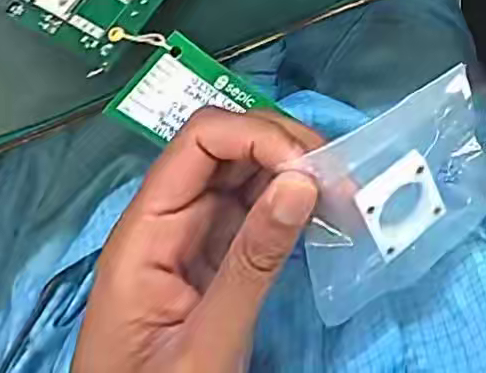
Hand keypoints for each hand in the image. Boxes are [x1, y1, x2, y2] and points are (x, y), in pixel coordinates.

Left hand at [73, 108, 323, 372]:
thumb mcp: (205, 349)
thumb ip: (251, 265)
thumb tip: (302, 181)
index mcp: (147, 229)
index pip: (199, 141)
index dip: (254, 136)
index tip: (305, 169)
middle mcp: (171, 216)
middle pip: (226, 144)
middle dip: (283, 146)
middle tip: (336, 177)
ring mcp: (195, 232)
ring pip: (246, 169)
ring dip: (294, 168)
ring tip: (339, 191)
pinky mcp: (217, 253)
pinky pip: (256, 205)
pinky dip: (291, 199)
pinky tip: (320, 210)